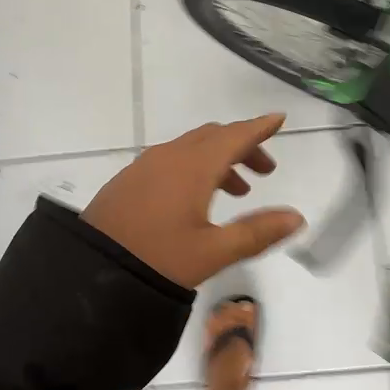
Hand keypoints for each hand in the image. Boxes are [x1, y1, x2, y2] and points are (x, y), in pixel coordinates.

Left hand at [82, 114, 306, 289]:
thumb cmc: (159, 258)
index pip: (235, 135)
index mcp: (194, 166)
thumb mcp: (214, 251)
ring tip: (237, 190)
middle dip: (243, 147)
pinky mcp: (129, 180)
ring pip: (191, 148)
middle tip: (265, 171)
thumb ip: (258, 232)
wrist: (92, 270)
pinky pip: (171, 160)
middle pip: (214, 137)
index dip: (260, 128)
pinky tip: (195, 198)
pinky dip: (194, 167)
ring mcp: (146, 166)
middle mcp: (170, 156)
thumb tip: (297, 218)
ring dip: (219, 160)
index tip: (279, 119)